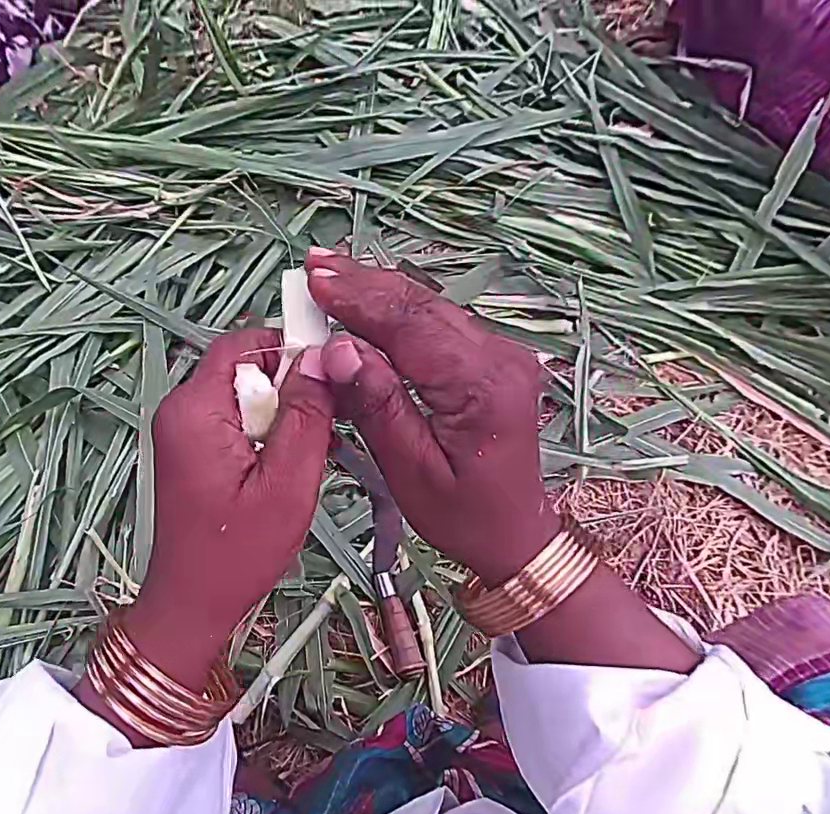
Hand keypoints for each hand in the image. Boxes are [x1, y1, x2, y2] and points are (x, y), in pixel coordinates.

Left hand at [118, 328, 336, 688]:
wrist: (193, 603)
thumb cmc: (232, 558)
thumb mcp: (286, 485)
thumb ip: (306, 417)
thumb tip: (320, 361)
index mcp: (195, 412)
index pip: (243, 344)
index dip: (290, 349)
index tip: (328, 371)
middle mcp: (180, 414)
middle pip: (246, 370)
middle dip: (291, 390)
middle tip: (326, 424)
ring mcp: (183, 434)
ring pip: (246, 398)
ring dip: (284, 417)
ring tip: (311, 453)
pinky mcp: (192, 453)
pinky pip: (237, 424)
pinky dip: (267, 437)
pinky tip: (290, 465)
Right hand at [302, 249, 557, 585]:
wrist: (514, 531)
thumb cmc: (462, 515)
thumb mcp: (411, 470)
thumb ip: (378, 406)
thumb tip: (338, 351)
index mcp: (480, 386)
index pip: (410, 325)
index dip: (359, 300)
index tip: (315, 282)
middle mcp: (498, 358)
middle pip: (422, 305)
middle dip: (365, 284)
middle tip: (316, 267)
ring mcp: (500, 354)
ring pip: (431, 308)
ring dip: (379, 292)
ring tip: (333, 275)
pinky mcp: (491, 361)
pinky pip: (439, 325)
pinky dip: (398, 312)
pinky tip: (370, 304)